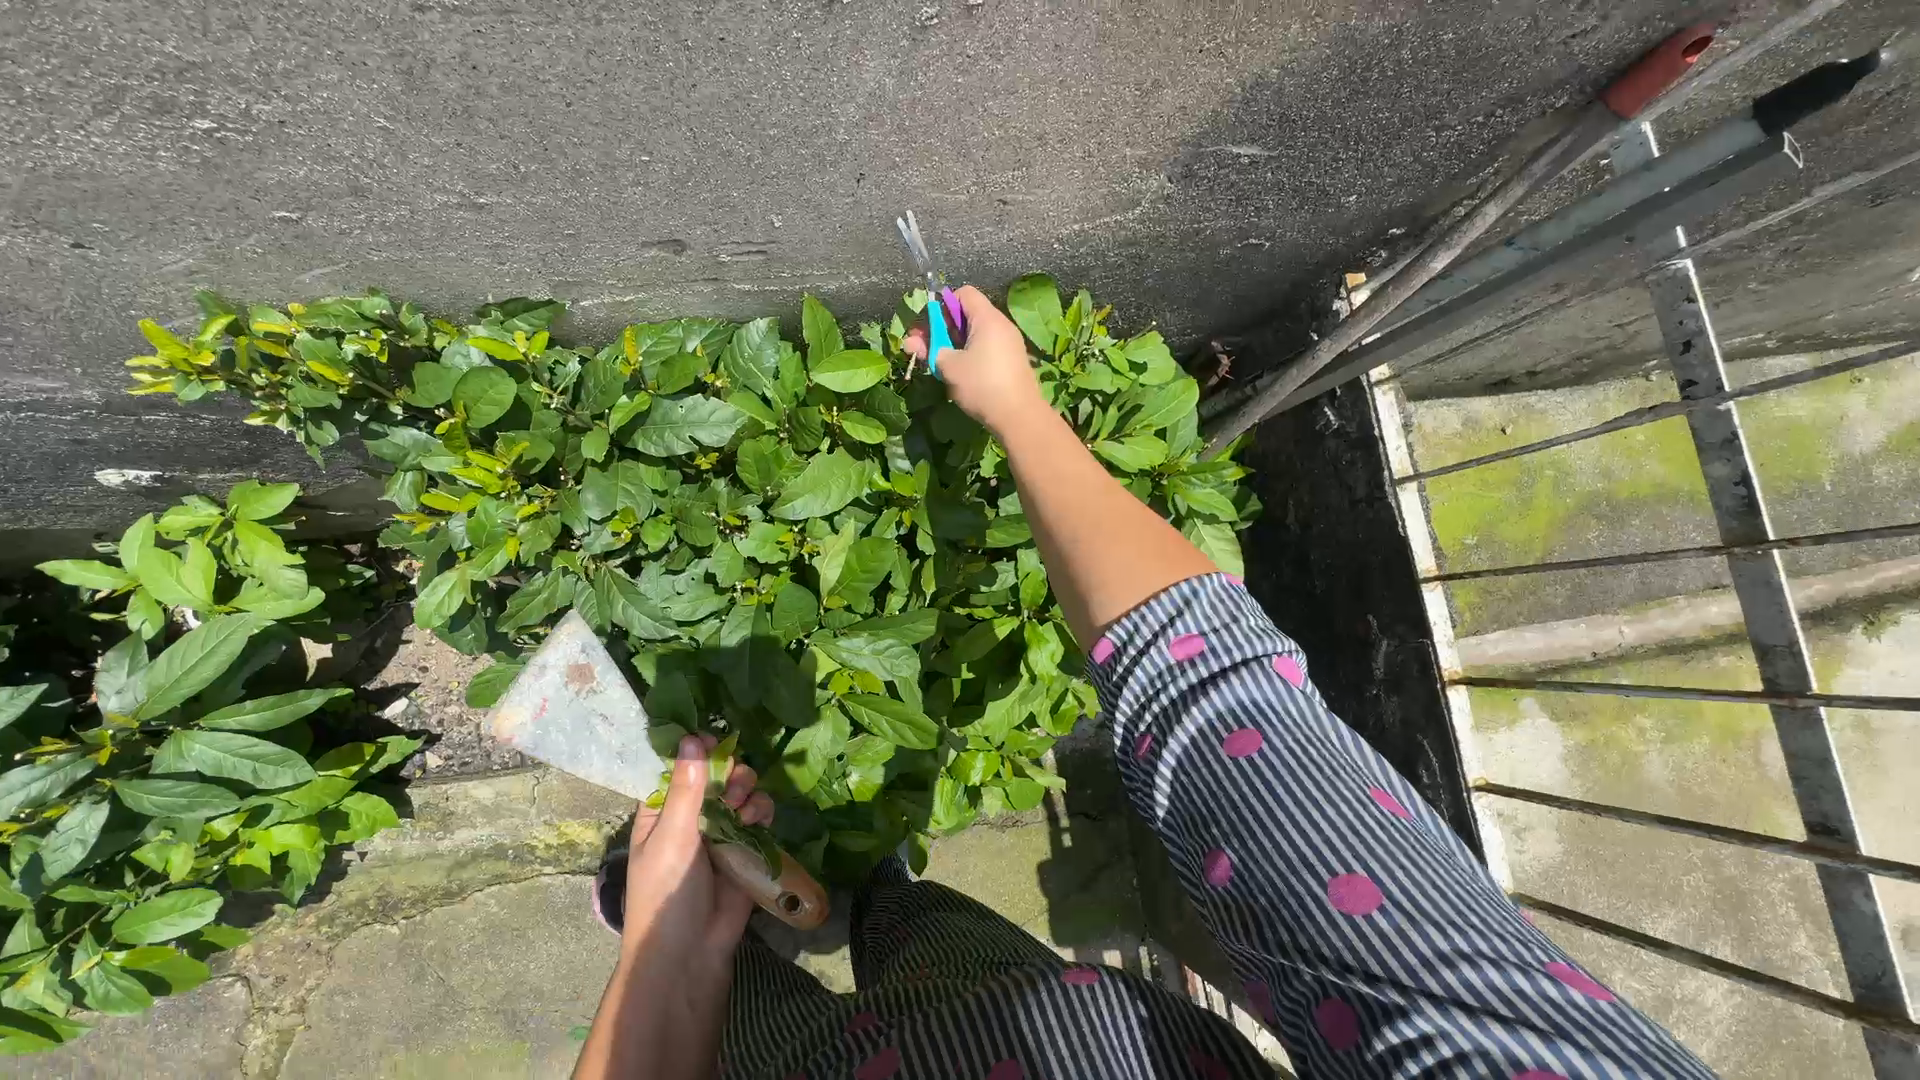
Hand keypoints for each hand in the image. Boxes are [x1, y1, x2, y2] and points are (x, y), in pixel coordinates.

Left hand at [623, 733, 773, 952]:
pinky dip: (761, 810)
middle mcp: (689, 817)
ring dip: (746, 789)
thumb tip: (691, 738)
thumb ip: (686, 787)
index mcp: (660, 812)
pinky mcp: (744, 847)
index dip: (696, 750)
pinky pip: (758, 816)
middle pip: (715, 775)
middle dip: (728, 771)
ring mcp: (718, 832)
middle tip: (733, 782)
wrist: (691, 950)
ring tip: (743, 805)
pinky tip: (759, 819)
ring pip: (739, 792)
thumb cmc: (667, 891)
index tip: (713, 739)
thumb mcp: (671, 835)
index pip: (678, 767)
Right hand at [905, 285, 1046, 436]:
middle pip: (967, 316)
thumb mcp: (949, 366)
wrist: (1019, 416)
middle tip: (920, 348)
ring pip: (974, 336)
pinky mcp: (1011, 363)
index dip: (942, 305)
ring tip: (935, 364)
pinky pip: (985, 350)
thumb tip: (918, 344)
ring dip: (952, 346)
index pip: (963, 294)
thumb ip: (931, 349)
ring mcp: (1009, 345)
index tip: (929, 327)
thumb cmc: (982, 385)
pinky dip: (968, 356)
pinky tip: (957, 375)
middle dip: (941, 330)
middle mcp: (1001, 326)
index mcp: (988, 318)